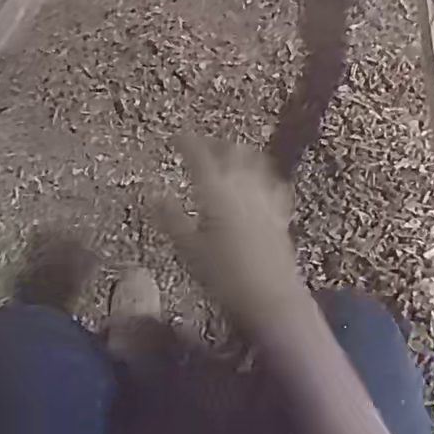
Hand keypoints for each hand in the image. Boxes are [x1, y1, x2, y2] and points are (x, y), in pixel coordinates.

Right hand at [157, 136, 317, 342]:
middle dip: (216, 144)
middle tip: (203, 143)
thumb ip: (171, 218)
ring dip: (241, 154)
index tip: (178, 135)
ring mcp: (265, 199)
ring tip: (231, 153)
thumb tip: (153, 194)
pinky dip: (262, 176)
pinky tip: (262, 181)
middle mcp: (243, 188)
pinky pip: (272, 185)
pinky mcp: (279, 214)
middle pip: (232, 153)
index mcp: (216, 192)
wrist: (272, 298)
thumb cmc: (224, 277)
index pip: (200, 157)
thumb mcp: (188, 249)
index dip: (187, 142)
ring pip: (254, 164)